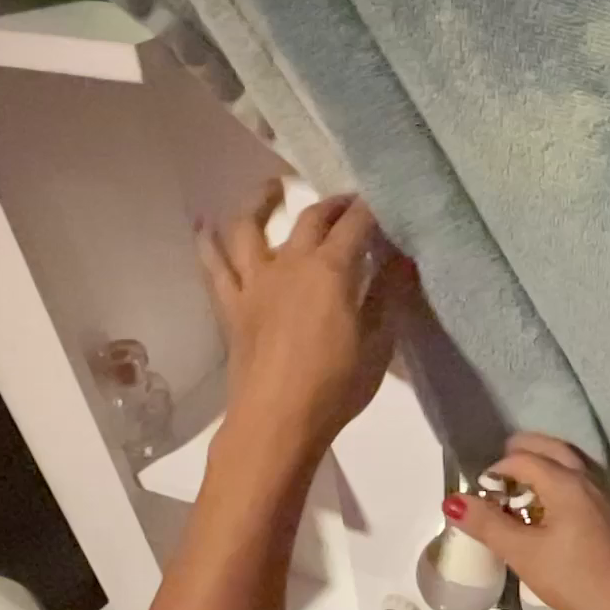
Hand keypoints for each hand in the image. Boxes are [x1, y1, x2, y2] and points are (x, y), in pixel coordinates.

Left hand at [196, 182, 411, 462]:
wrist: (277, 421)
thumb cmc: (336, 386)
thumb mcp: (378, 343)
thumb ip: (391, 295)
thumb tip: (406, 257)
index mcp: (331, 270)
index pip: (357, 224)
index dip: (373, 209)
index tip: (387, 204)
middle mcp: (289, 263)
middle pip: (311, 218)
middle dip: (333, 204)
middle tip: (348, 203)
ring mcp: (255, 282)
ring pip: (249, 227)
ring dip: (261, 201)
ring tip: (273, 188)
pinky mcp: (232, 306)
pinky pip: (214, 266)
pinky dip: (208, 242)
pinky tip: (204, 225)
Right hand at [442, 432, 609, 609]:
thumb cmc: (576, 577)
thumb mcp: (523, 553)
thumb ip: (488, 525)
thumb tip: (453, 501)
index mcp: (564, 482)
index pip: (522, 459)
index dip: (496, 470)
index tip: (480, 493)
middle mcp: (586, 479)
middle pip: (551, 448)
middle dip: (522, 452)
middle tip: (499, 467)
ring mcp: (604, 495)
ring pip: (570, 462)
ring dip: (543, 463)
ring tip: (522, 484)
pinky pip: (581, 481)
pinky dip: (559, 479)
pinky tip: (551, 508)